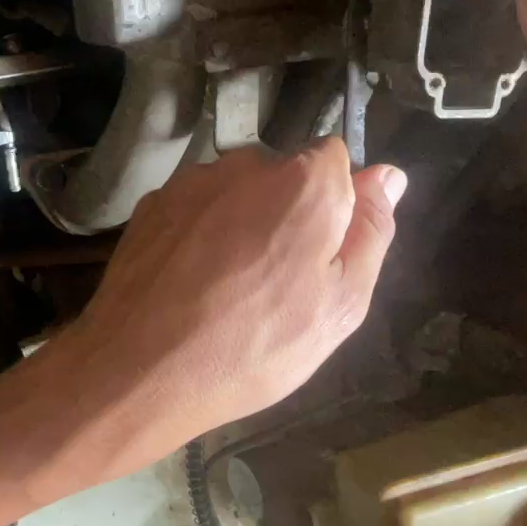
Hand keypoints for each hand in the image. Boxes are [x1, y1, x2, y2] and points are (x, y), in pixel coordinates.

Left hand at [32, 141, 404, 479]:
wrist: (140, 367)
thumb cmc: (255, 345)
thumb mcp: (340, 304)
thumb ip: (370, 230)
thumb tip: (387, 175)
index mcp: (301, 182)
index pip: (334, 158)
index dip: (335, 201)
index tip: (321, 250)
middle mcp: (242, 165)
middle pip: (281, 175)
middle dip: (286, 213)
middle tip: (276, 281)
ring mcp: (188, 182)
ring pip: (233, 192)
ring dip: (239, 223)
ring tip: (226, 287)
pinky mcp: (150, 205)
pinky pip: (193, 209)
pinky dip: (198, 233)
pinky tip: (189, 281)